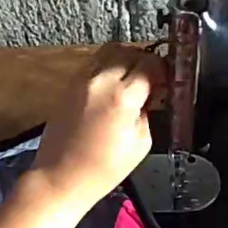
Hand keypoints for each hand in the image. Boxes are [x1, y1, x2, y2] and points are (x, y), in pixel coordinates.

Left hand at [29, 45, 162, 207]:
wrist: (61, 177)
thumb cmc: (101, 169)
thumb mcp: (141, 143)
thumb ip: (148, 112)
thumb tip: (150, 96)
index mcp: (122, 97)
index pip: (150, 64)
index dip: (163, 70)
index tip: (166, 80)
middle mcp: (100, 81)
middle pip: (130, 51)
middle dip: (145, 62)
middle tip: (151, 80)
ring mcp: (81, 80)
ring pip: (109, 50)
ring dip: (124, 60)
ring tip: (131, 81)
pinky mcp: (69, 85)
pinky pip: (93, 63)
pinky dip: (106, 67)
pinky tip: (112, 87)